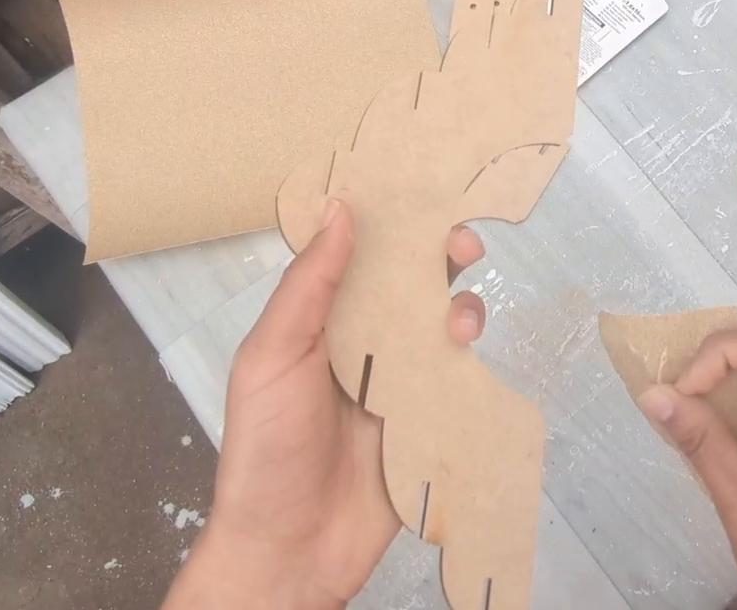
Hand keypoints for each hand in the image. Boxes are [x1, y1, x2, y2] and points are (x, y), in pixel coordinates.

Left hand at [164, 201, 487, 609]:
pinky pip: (459, 367)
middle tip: (460, 242)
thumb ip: (307, 287)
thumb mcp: (272, 357)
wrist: (290, 552)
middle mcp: (366, 336)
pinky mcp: (430, 410)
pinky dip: (470, 346)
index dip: (387, 218)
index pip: (359, 252)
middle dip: (439, 252)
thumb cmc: (267, 447)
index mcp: (324, 316)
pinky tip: (466, 346)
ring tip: (460, 318)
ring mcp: (401, 374)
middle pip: (410, 279)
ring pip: (442, 316)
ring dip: (460, 300)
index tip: (416, 184)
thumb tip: (338, 209)